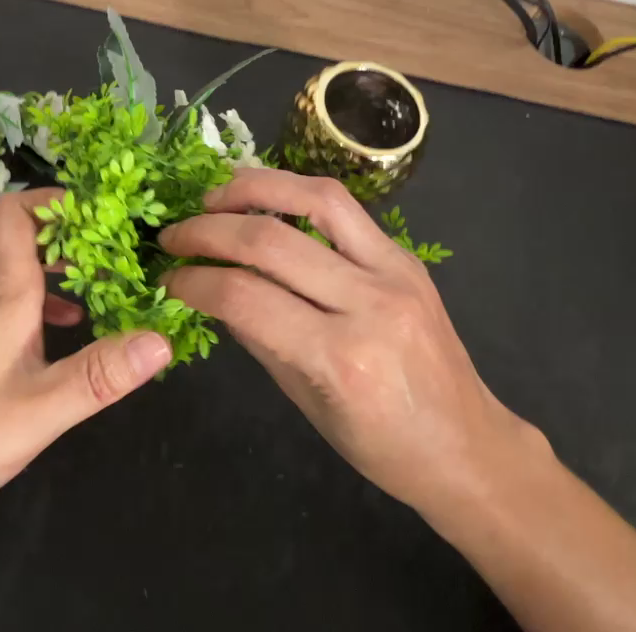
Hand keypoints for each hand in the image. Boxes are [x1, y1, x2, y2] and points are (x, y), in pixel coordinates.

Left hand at [0, 187, 172, 535]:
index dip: (56, 199)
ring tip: (108, 285)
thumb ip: (99, 376)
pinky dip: (46, 304)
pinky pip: (14, 306)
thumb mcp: (38, 412)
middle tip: (123, 250)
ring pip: (22, 275)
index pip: (17, 215)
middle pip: (26, 240)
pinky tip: (68, 332)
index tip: (105, 211)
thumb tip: (162, 338)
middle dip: (75, 235)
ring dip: (63, 271)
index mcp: (3, 298)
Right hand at [161, 168, 544, 517]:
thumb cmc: (381, 446)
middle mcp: (370, 303)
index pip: (244, 296)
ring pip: (315, 199)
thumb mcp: (304, 401)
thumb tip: (211, 289)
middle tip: (174, 234)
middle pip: (271, 239)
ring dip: (254, 186)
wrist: (469, 448)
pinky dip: (294, 194)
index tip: (166, 278)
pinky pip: (344, 209)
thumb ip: (257, 337)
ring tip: (214, 196)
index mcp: (340, 358)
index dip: (193, 280)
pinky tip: (264, 199)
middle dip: (207, 228)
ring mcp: (395, 272)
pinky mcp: (407, 257)